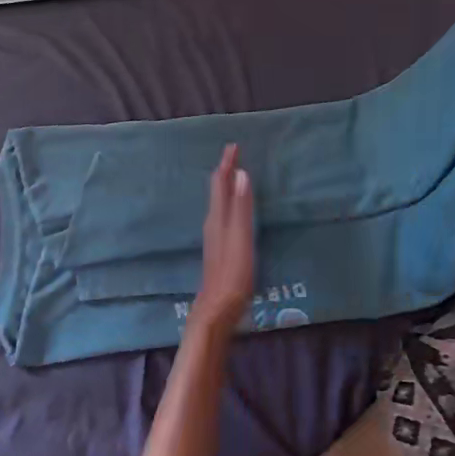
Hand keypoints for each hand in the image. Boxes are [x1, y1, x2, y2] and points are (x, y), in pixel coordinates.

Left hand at [191, 144, 255, 336]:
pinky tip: (234, 212)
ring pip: (219, 204)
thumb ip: (241, 207)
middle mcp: (213, 223)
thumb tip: (241, 173)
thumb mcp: (241, 238)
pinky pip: (224, 216)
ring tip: (235, 177)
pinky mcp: (220, 249)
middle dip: (225, 172)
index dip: (227, 164)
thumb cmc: (232, 274)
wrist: (216, 309)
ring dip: (226, 188)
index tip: (234, 146)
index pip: (220, 183)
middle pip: (217, 191)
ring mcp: (215, 238)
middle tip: (236, 156)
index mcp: (218, 218)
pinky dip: (229, 204)